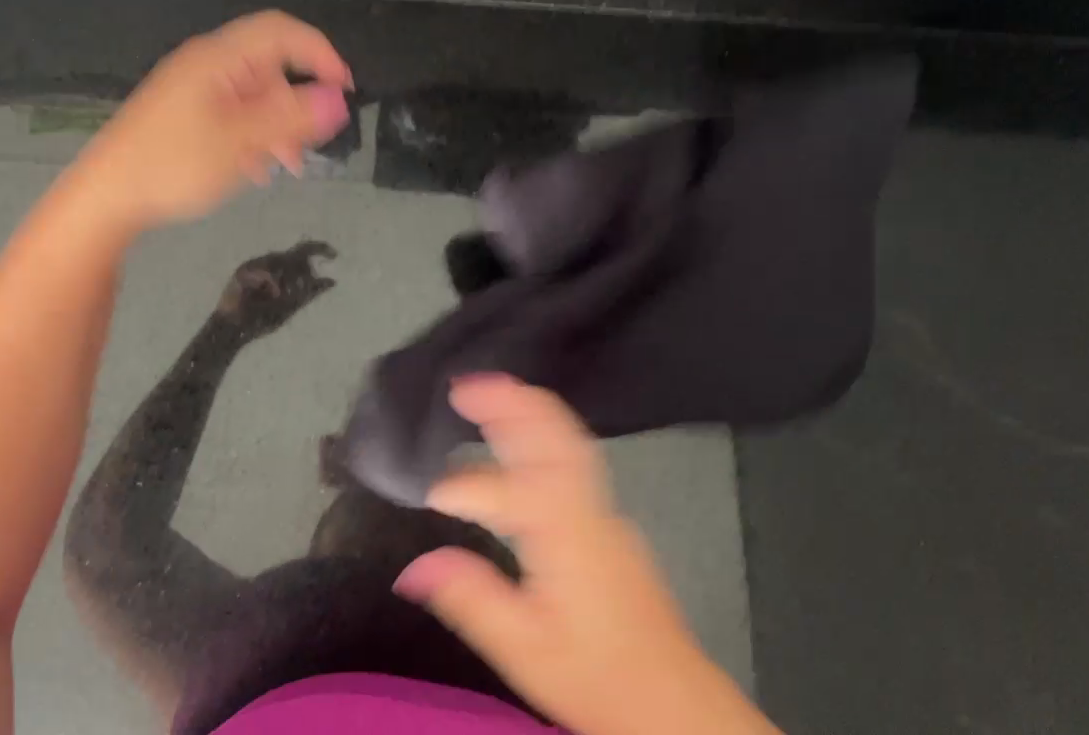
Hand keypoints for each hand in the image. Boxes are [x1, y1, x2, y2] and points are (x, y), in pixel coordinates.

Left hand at [73, 11, 351, 232]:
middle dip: (296, 106)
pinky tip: (254, 171)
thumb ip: (293, 118)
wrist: (106, 196)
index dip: (320, 53)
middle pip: (269, 69)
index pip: (281, 32)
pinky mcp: (183, 115)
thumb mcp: (241, 142)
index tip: (344, 89)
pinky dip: (252, 138)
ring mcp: (192, 91)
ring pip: (253, 98)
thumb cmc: (172, 165)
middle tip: (309, 146)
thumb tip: (339, 99)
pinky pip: (232, 116)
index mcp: (219, 59)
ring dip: (277, 128)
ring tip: (284, 167)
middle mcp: (206, 66)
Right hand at [213, 241, 336, 340]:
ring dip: (288, 281)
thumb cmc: (261, 319)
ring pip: (283, 261)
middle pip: (296, 256)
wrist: (236, 331)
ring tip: (282, 298)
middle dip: (302, 277)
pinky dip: (274, 282)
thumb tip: (332, 281)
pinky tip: (274, 293)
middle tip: (295, 296)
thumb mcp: (291, 306)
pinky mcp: (244, 270)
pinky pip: (267, 270)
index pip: (303, 251)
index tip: (335, 255)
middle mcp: (269, 262)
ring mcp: (256, 264)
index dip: (319, 248)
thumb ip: (309, 293)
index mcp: (282, 269)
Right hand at [393, 374, 779, 734]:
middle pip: (552, 436)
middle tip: (464, 386)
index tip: (430, 495)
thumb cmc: (596, 676)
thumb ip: (470, 599)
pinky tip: (521, 440)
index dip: (464, 487)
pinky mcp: (610, 525)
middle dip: (509, 403)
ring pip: (567, 441)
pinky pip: (573, 459)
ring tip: (487, 393)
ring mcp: (606, 513)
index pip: (505, 491)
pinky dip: (543, 433)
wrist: (674, 703)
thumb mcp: (524, 648)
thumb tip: (413, 566)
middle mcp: (588, 510)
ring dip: (527, 411)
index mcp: (564, 535)